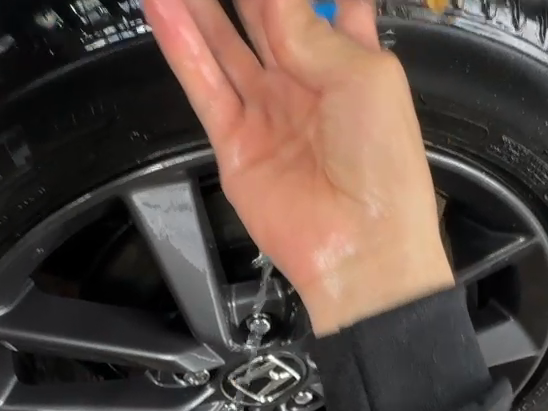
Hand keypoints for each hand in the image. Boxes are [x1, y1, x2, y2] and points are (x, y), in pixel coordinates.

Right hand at [143, 0, 453, 333]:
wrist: (361, 249)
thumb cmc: (384, 172)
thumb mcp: (365, 77)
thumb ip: (312, 31)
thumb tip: (273, 2)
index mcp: (349, 65)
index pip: (317, 4)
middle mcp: (306, 87)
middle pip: (263, 18)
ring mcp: (268, 117)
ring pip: (226, 46)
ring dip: (201, 7)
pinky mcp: (237, 147)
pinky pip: (204, 87)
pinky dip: (182, 47)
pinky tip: (163, 8)